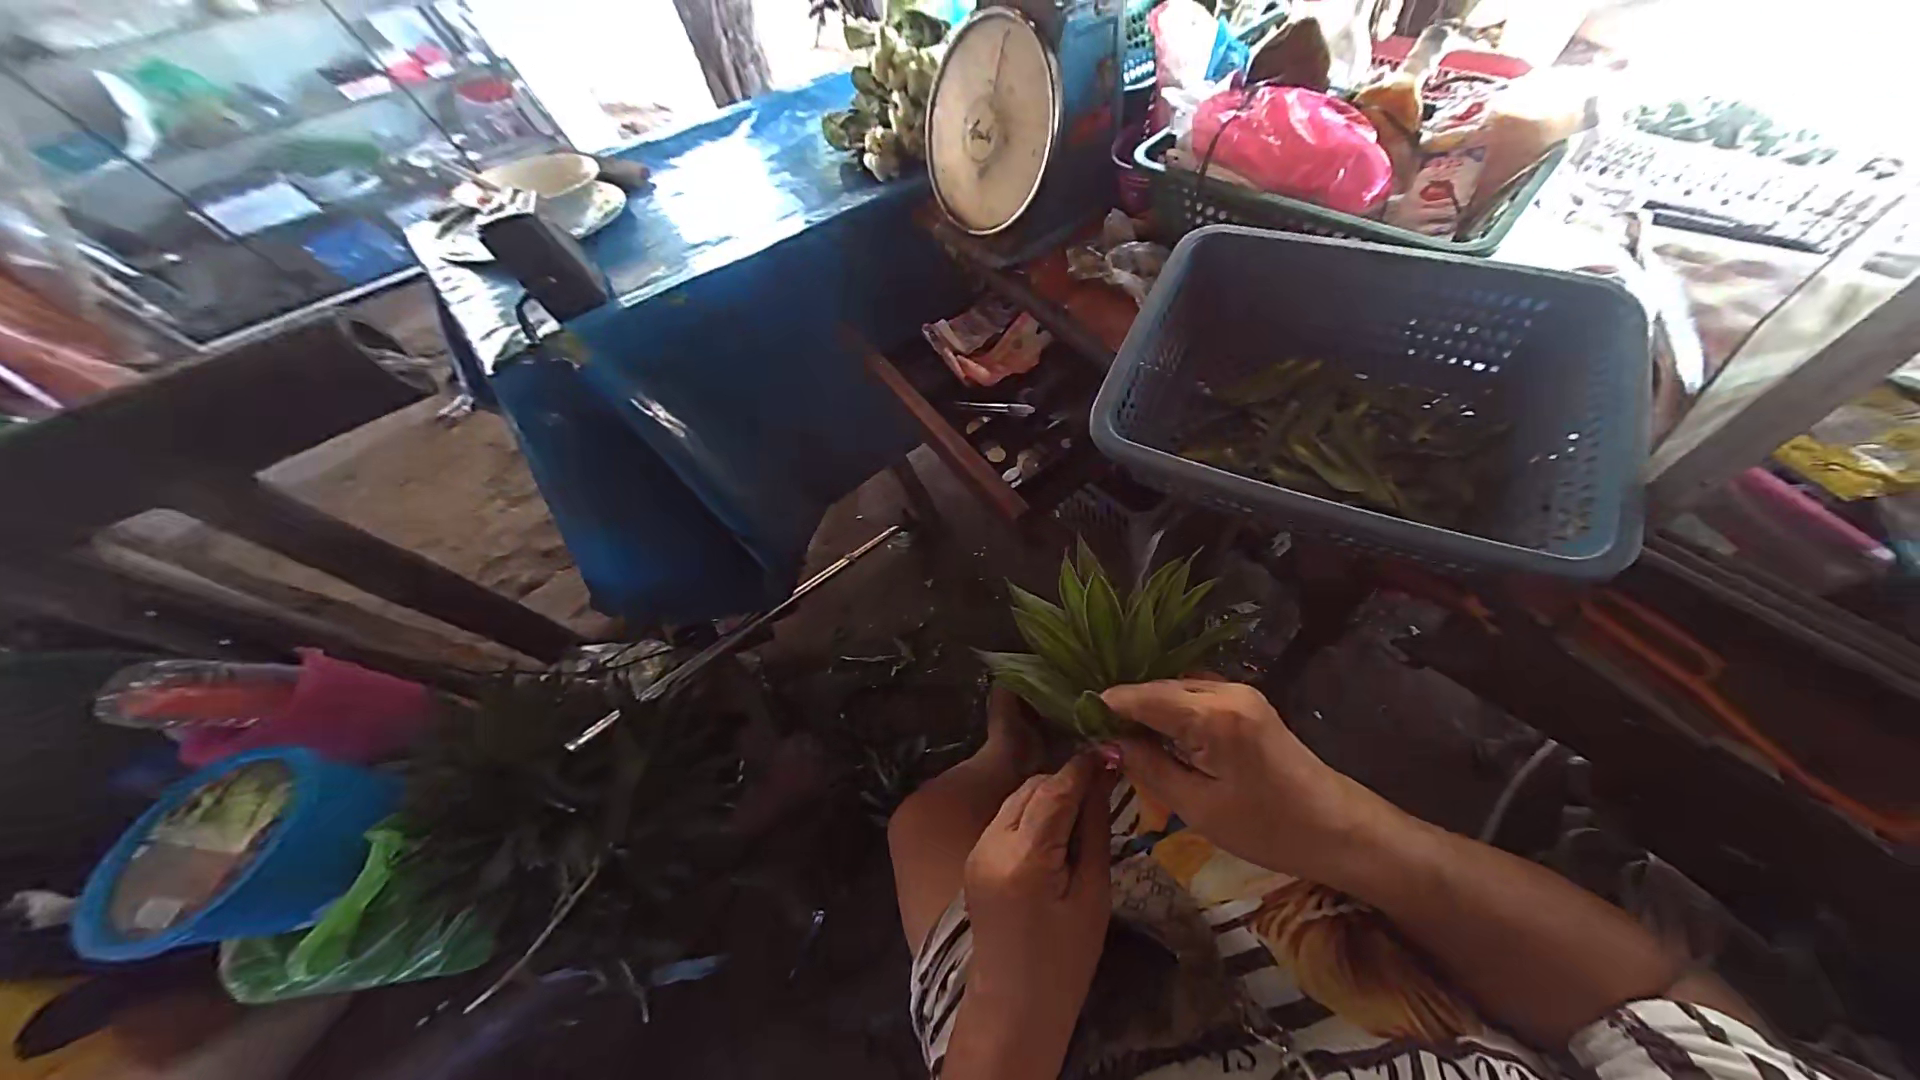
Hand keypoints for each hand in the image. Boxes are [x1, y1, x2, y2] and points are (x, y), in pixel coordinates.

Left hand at [946, 754, 1113, 1079]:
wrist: (1014, 1006)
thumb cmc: (1066, 960)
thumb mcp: (1093, 895)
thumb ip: (1094, 830)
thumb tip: (1103, 779)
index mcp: (1024, 859)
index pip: (1054, 791)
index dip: (1082, 767)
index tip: (1108, 750)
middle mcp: (991, 844)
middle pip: (1031, 788)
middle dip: (1065, 779)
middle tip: (1101, 781)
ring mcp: (977, 849)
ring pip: (1016, 797)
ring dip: (1046, 792)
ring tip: (1081, 804)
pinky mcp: (974, 855)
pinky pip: (1005, 817)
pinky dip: (1030, 811)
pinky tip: (1054, 826)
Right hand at [1102, 679, 1389, 885]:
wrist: (1340, 831)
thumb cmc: (1269, 829)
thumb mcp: (1199, 807)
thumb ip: (1148, 767)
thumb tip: (1107, 743)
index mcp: (1213, 716)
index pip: (1143, 697)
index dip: (1108, 706)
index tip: (1078, 718)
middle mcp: (1225, 691)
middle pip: (1158, 686)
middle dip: (1126, 704)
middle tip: (1095, 730)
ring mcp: (1239, 692)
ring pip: (1175, 687)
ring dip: (1148, 705)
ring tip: (1119, 731)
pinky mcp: (1246, 701)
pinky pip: (1194, 693)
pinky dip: (1170, 707)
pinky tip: (1156, 729)